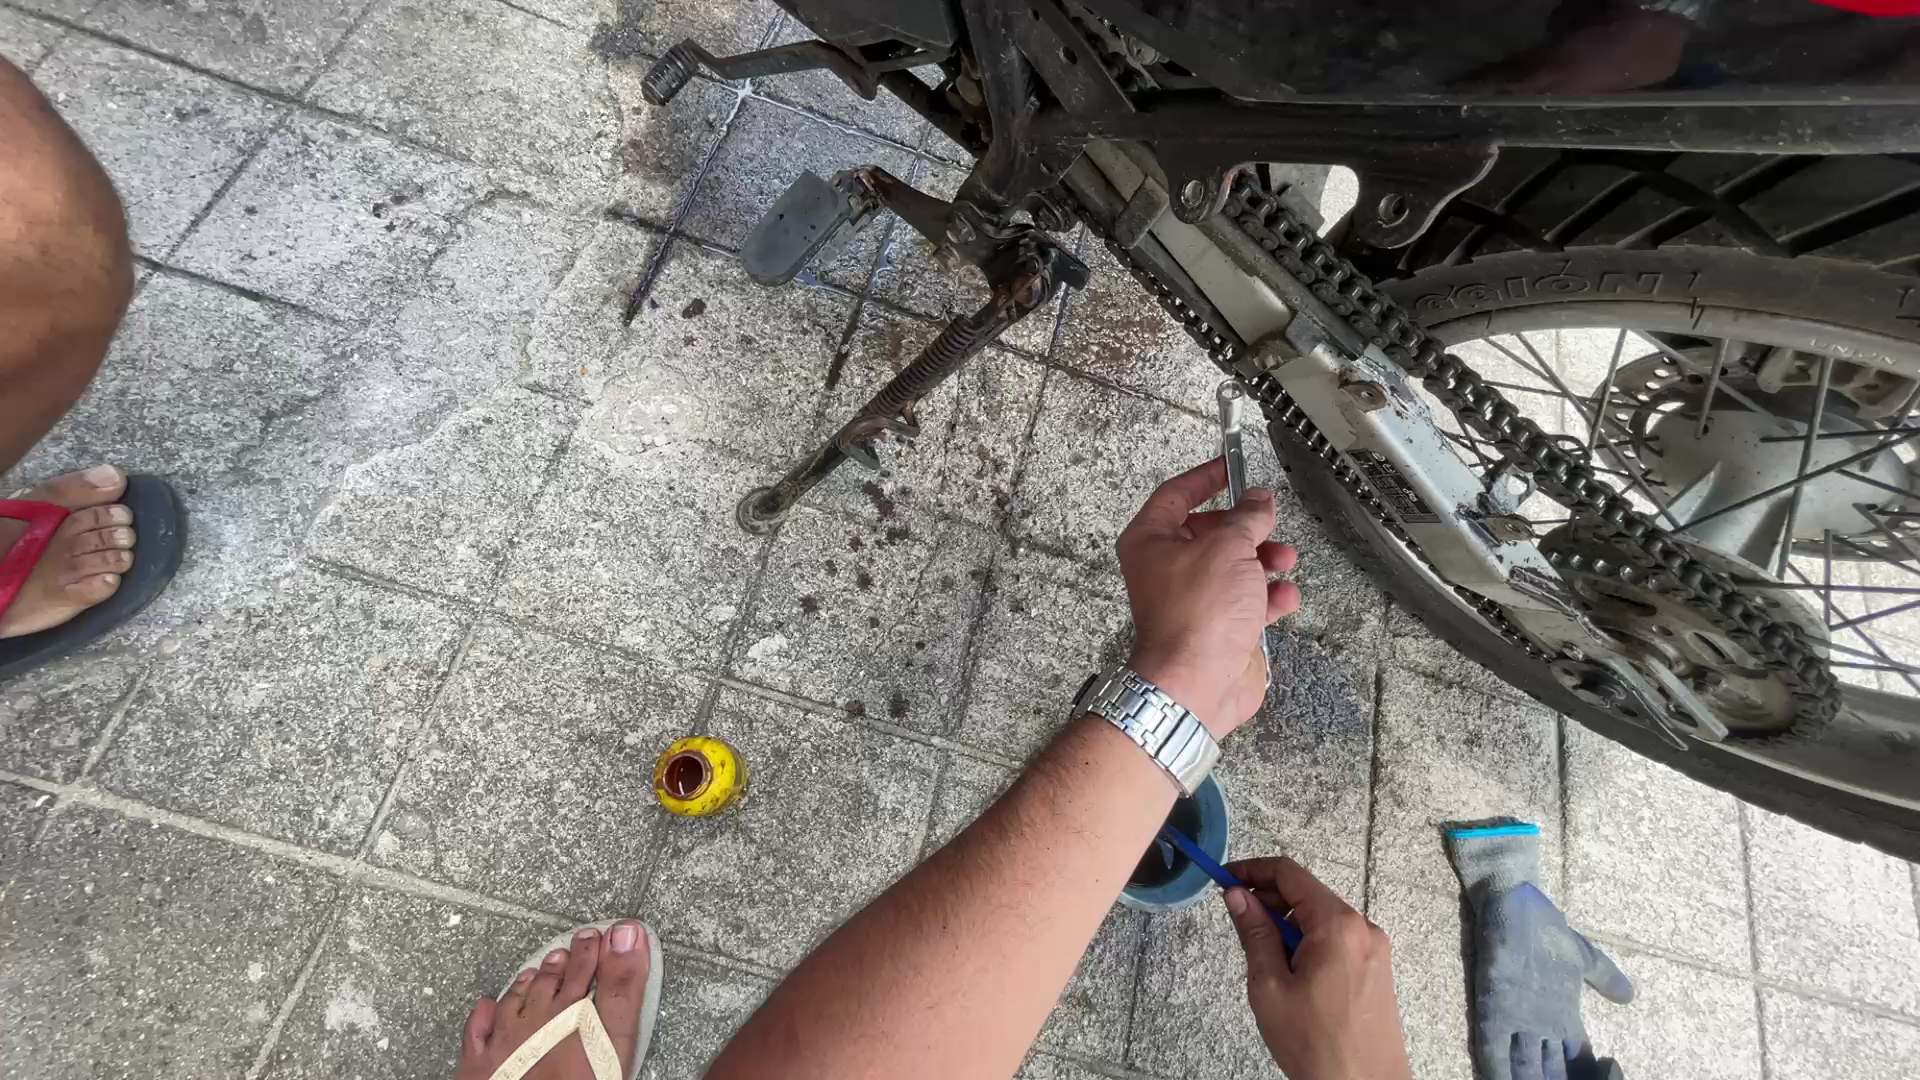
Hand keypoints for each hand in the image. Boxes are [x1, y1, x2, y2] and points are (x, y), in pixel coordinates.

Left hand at [1117, 458, 1297, 737]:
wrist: (1197, 681)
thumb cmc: (1196, 615)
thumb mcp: (1228, 548)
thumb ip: (1247, 519)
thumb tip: (1259, 501)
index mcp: (1150, 541)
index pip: (1176, 494)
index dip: (1206, 478)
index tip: (1231, 466)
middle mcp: (1165, 567)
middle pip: (1209, 530)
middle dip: (1244, 526)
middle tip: (1268, 521)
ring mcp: (1190, 597)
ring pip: (1232, 565)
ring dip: (1263, 559)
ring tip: (1284, 559)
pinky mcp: (1214, 626)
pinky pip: (1245, 601)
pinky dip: (1267, 597)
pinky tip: (1282, 597)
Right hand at [1222, 857, 1411, 1079]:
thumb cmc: (1316, 1043)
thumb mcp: (1270, 985)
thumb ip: (1253, 932)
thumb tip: (1235, 893)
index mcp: (1337, 924)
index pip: (1288, 872)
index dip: (1251, 869)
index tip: (1223, 880)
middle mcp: (1362, 927)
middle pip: (1305, 891)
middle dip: (1267, 897)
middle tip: (1238, 920)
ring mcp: (1374, 949)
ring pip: (1319, 915)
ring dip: (1286, 921)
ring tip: (1264, 955)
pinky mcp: (1376, 969)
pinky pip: (1335, 937)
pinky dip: (1307, 939)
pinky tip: (1291, 970)